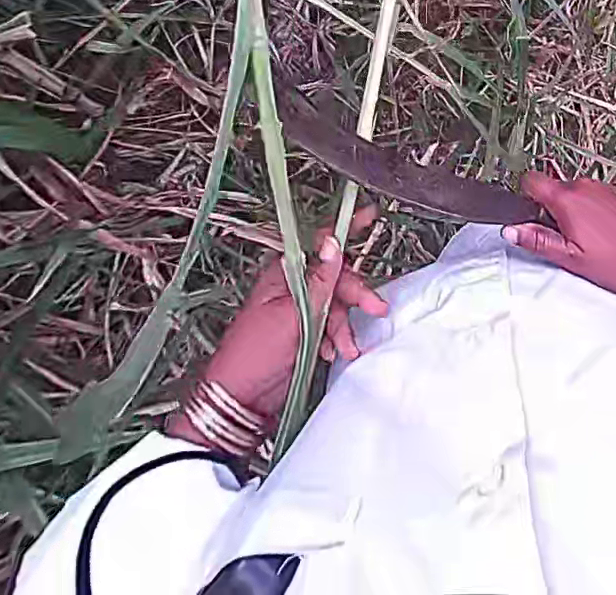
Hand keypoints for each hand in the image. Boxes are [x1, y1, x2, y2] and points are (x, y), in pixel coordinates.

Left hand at [178, 206, 388, 434]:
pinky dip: (337, 337)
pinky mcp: (304, 331)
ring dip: (345, 324)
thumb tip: (334, 244)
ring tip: (345, 346)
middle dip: (355, 293)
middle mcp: (292, 286)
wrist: (241, 399)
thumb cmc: (255, 354)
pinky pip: (331, 324)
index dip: (344, 228)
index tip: (369, 215)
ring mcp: (299, 309)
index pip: (319, 242)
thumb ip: (319, 280)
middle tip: (374, 307)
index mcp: (284, 273)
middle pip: (335, 276)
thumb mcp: (293, 314)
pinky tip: (334, 351)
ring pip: (336, 303)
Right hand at [503, 171, 615, 295]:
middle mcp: (582, 185)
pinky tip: (602, 233)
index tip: (533, 216)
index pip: (531, 180)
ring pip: (573, 192)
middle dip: (552, 208)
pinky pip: (592, 195)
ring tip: (587, 238)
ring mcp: (601, 187)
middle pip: (553, 188)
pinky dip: (590, 210)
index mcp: (566, 199)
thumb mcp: (570, 258)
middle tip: (565, 237)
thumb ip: (537, 240)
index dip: (526, 197)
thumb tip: (510, 231)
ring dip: (573, 210)